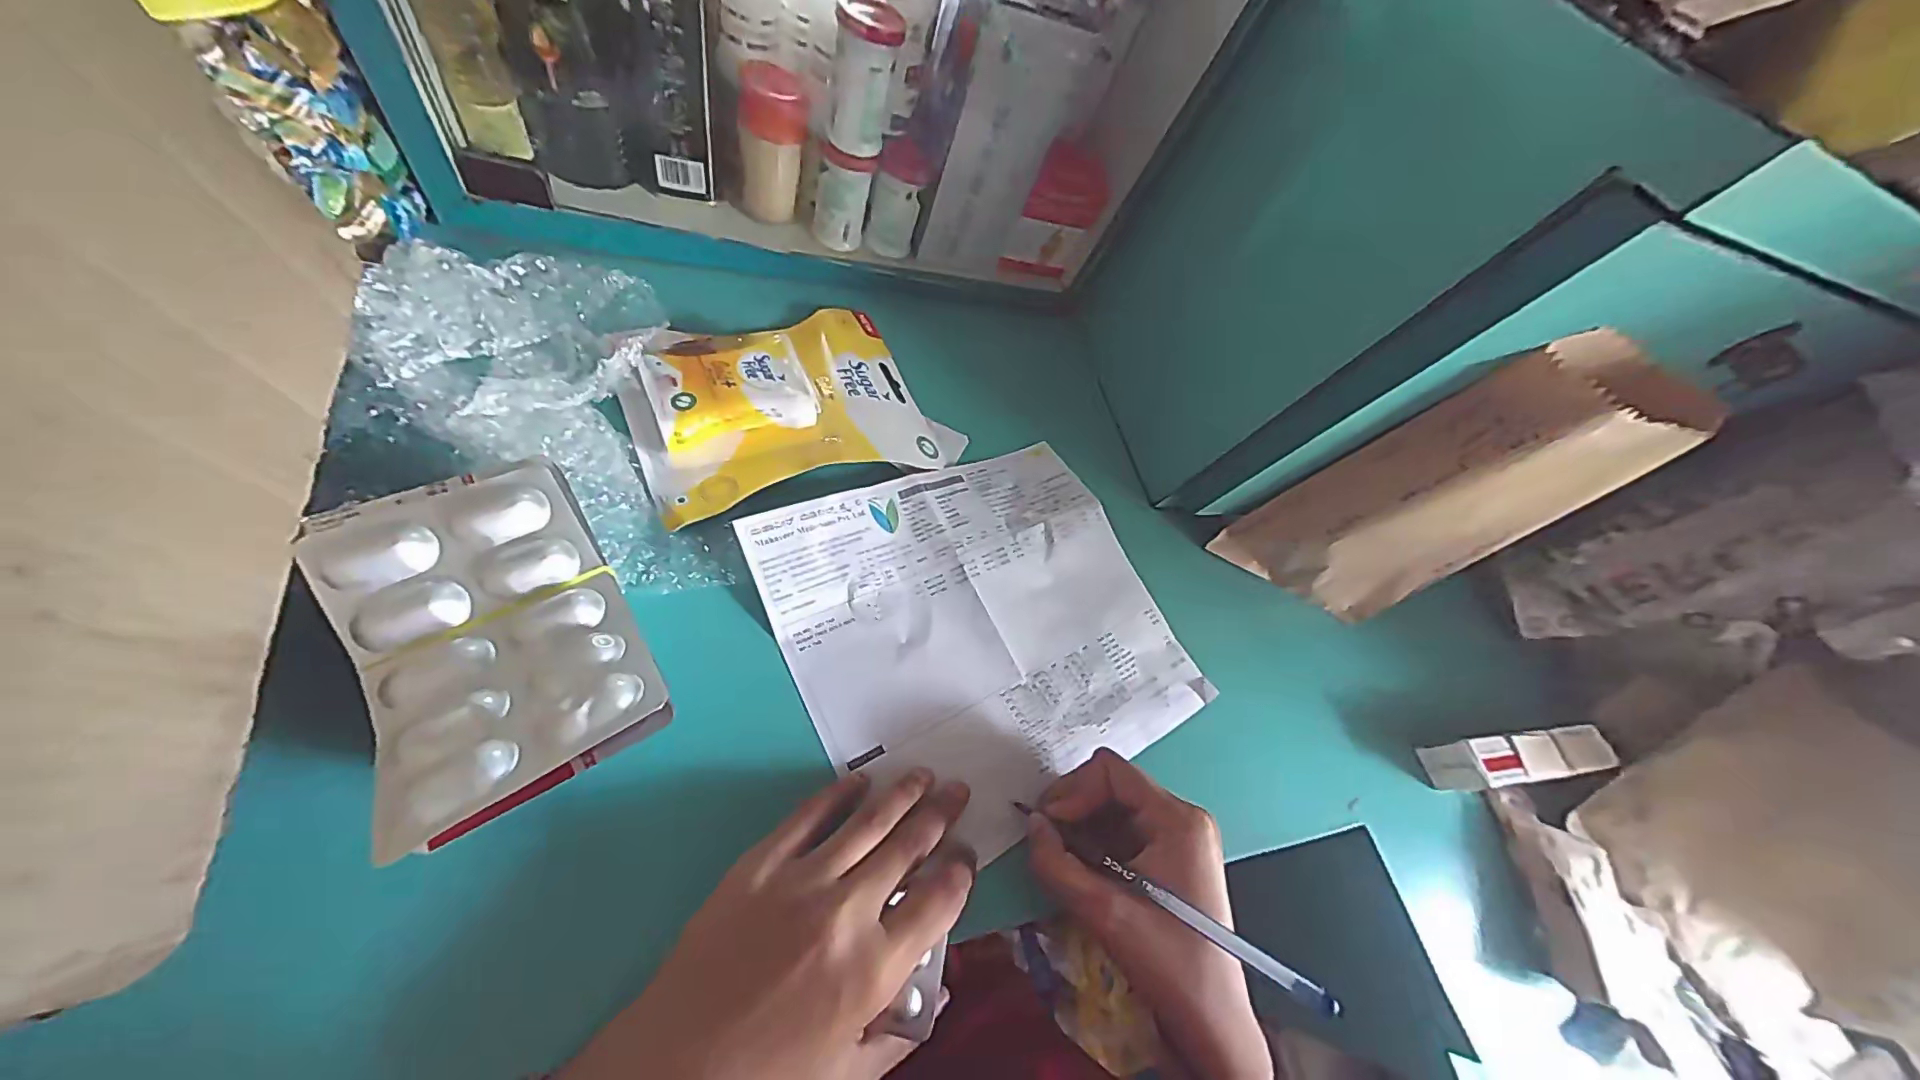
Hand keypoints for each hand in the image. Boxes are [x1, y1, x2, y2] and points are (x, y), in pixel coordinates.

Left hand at [564, 769, 973, 1079]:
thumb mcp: (845, 1072)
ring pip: (867, 822)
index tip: (966, 853)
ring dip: (901, 794)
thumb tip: (939, 991)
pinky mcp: (760, 864)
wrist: (673, 1062)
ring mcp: (800, 881)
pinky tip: (859, 781)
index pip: (938, 901)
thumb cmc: (766, 1074)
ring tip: (923, 774)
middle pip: (908, 847)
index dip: (960, 871)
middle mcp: (845, 913)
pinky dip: (838, 794)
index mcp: (873, 969)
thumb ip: (899, 1035)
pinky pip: (808, 817)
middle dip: (940, 814)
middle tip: (958, 790)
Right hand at [1026, 748, 1271, 1079]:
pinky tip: (1081, 870)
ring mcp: (1179, 837)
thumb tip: (1032, 825)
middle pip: (1112, 784)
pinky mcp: (1172, 857)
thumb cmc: (1169, 965)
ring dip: (1082, 827)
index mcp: (1176, 819)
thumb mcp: (1105, 913)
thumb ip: (1058, 865)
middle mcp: (1181, 817)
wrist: (1212, 1023)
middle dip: (1074, 807)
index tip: (1047, 823)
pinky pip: (1124, 831)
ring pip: (1114, 808)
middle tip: (1046, 839)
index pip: (1111, 771)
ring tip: (1060, 857)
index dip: (1072, 790)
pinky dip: (1096, 843)